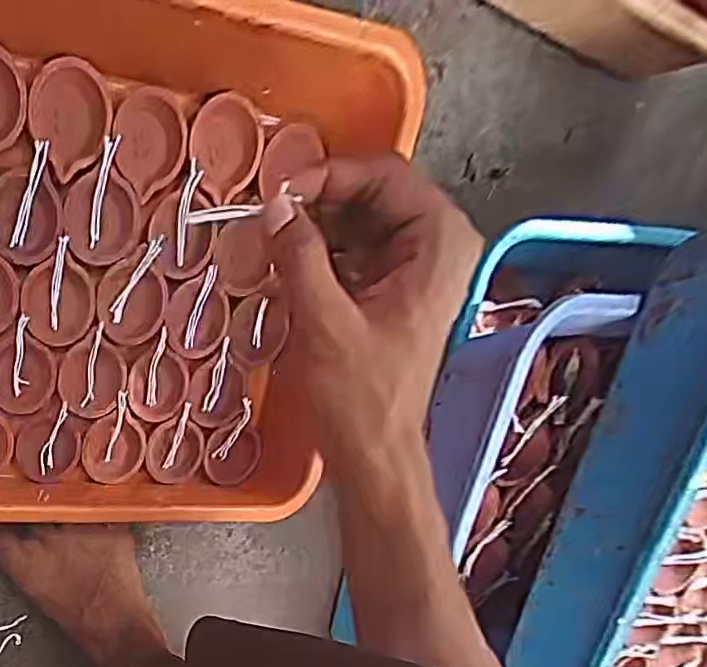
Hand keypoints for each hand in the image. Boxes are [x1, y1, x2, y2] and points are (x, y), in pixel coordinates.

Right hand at [263, 155, 481, 471]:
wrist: (372, 451)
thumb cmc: (358, 395)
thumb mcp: (325, 321)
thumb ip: (300, 257)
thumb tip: (274, 208)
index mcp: (437, 243)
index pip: (385, 178)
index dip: (329, 177)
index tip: (279, 194)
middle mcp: (433, 249)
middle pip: (373, 199)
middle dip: (319, 205)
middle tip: (269, 219)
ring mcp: (412, 274)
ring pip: (359, 229)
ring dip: (314, 233)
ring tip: (271, 245)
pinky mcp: (388, 298)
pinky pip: (352, 260)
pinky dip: (318, 260)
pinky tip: (286, 271)